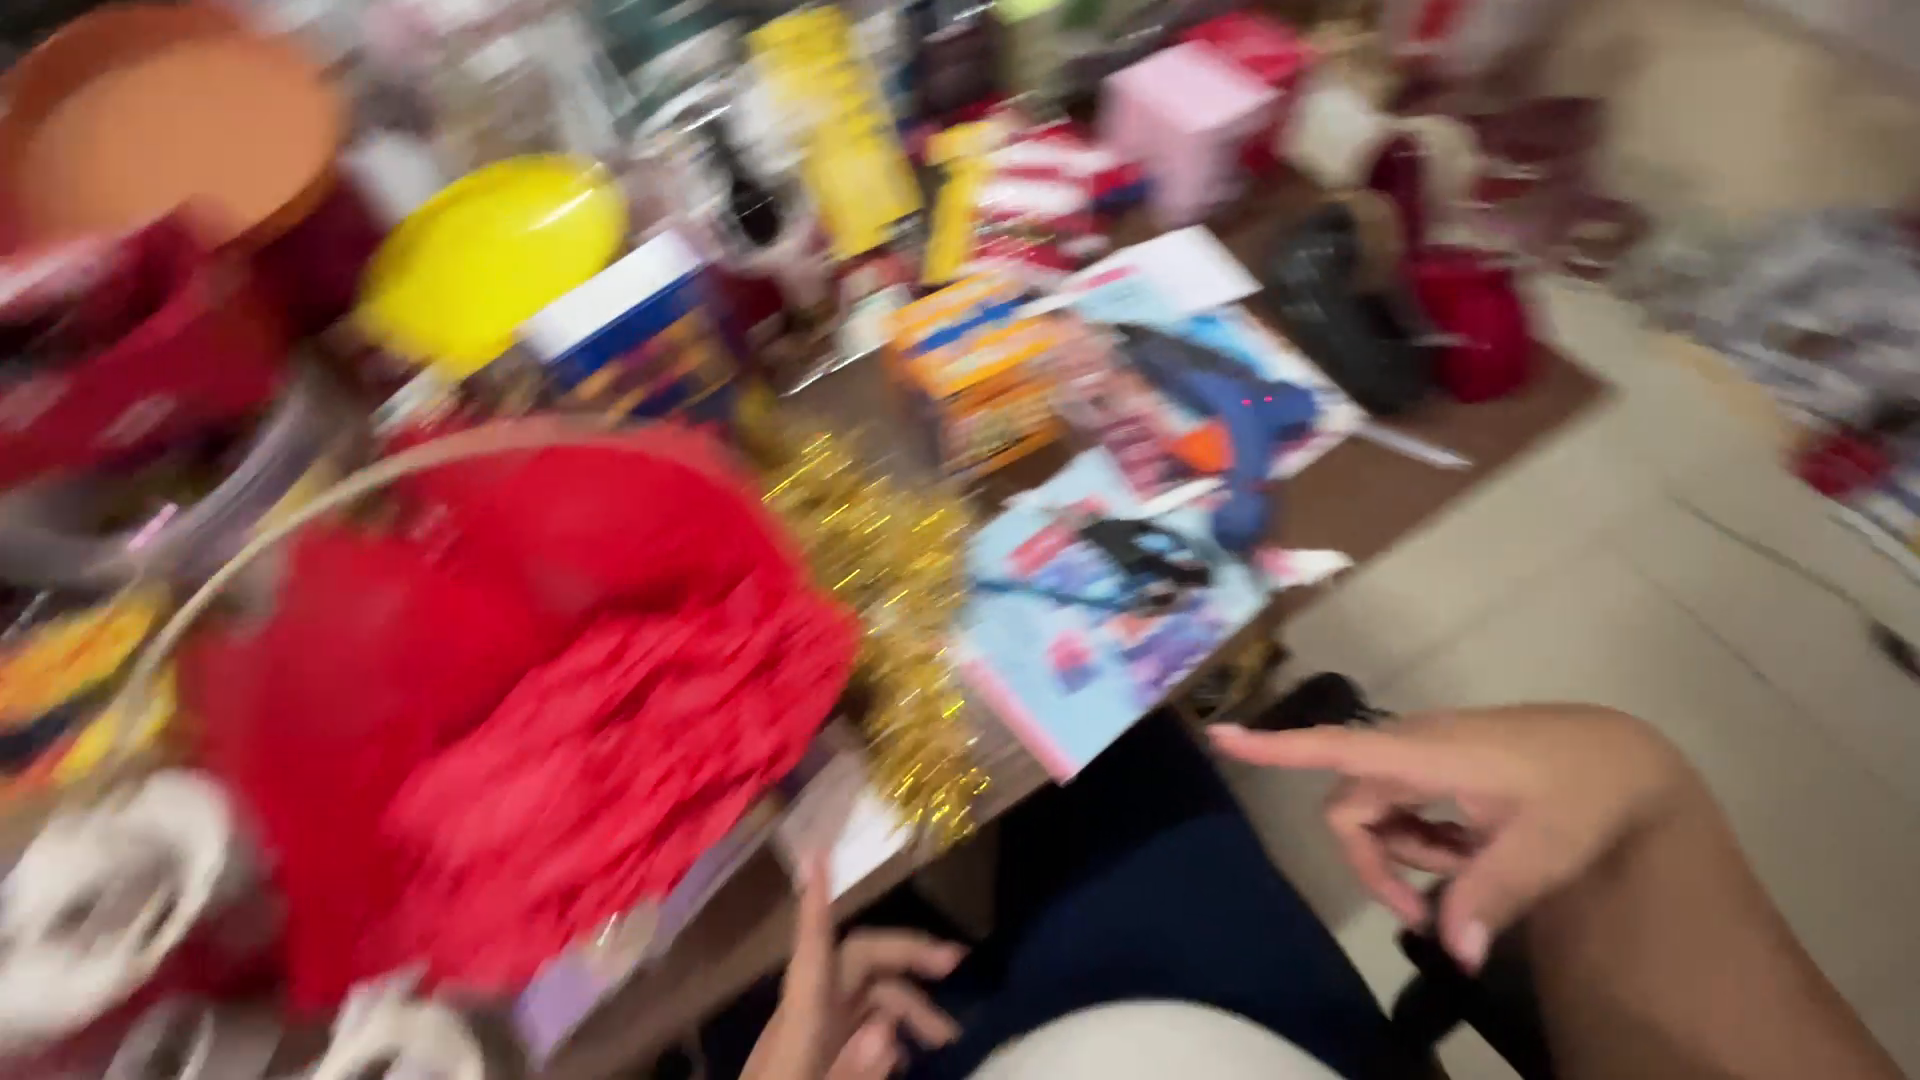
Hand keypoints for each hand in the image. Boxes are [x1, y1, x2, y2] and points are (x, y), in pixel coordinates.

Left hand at [743, 861, 965, 1079]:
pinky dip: (891, 1028)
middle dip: (908, 955)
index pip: (811, 954)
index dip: (815, 905)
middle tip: (957, 965)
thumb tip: (889, 1031)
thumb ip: (847, 1076)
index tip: (816, 855)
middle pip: (858, 960)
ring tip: (946, 1038)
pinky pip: (860, 1023)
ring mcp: (811, 1036)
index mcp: (798, 1029)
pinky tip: (909, 1055)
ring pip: (867, 994)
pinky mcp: (818, 1053)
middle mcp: (805, 1020)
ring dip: (909, 1003)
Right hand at [1209, 704, 1693, 971]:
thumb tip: (1451, 953)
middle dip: (1376, 863)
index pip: (1333, 748)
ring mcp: (1415, 756)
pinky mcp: (1429, 764)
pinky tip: (1467, 851)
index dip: (1275, 747)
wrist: (1618, 751)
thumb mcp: (1546, 848)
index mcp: (1420, 754)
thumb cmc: (1582, 789)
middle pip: (1350, 808)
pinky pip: (1397, 806)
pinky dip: (1420, 838)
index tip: (1220, 735)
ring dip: (1406, 853)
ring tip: (1469, 871)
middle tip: (1425, 913)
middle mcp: (1404, 749)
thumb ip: (1491, 896)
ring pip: (1372, 812)